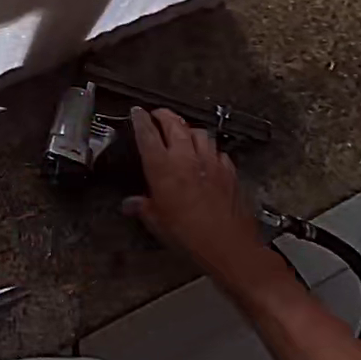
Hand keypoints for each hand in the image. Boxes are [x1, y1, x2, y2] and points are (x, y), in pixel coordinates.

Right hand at [122, 107, 285, 296]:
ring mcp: (210, 161)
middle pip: (174, 123)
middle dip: (164, 115)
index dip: (140, 119)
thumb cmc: (191, 237)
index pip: (147, 133)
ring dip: (188, 129)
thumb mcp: (157, 223)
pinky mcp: (228, 170)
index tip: (137, 112)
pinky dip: (209, 149)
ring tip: (182, 133)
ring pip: (198, 132)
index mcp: (162, 167)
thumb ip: (143, 207)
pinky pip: (217, 150)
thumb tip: (131, 204)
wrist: (229, 247)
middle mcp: (186, 158)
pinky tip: (207, 157)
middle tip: (157, 115)